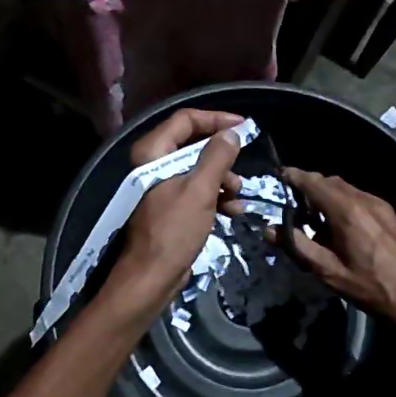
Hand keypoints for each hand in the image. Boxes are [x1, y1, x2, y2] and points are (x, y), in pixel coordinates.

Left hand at [114, 109, 243, 300]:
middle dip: (222, 156)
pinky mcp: (168, 207)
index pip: (185, 120)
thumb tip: (231, 134)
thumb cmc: (174, 229)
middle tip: (242, 166)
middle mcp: (152, 164)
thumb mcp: (200, 190)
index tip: (244, 126)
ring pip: (197, 170)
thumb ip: (216, 157)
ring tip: (237, 195)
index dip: (216, 120)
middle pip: (192, 145)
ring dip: (222, 179)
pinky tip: (232, 210)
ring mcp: (159, 186)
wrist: (151, 276)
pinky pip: (195, 191)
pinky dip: (214, 196)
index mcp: (152, 153)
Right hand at [281, 168, 395, 335]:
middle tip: (291, 206)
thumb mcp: (328, 271)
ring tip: (312, 219)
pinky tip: (337, 228)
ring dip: (325, 196)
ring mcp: (380, 206)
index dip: (294, 176)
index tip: (278, 176)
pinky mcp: (389, 216)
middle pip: (330, 182)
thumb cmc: (371, 286)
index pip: (313, 182)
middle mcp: (364, 200)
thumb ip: (297, 247)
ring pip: (345, 189)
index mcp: (346, 210)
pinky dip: (341, 203)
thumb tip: (269, 230)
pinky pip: (358, 199)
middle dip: (308, 187)